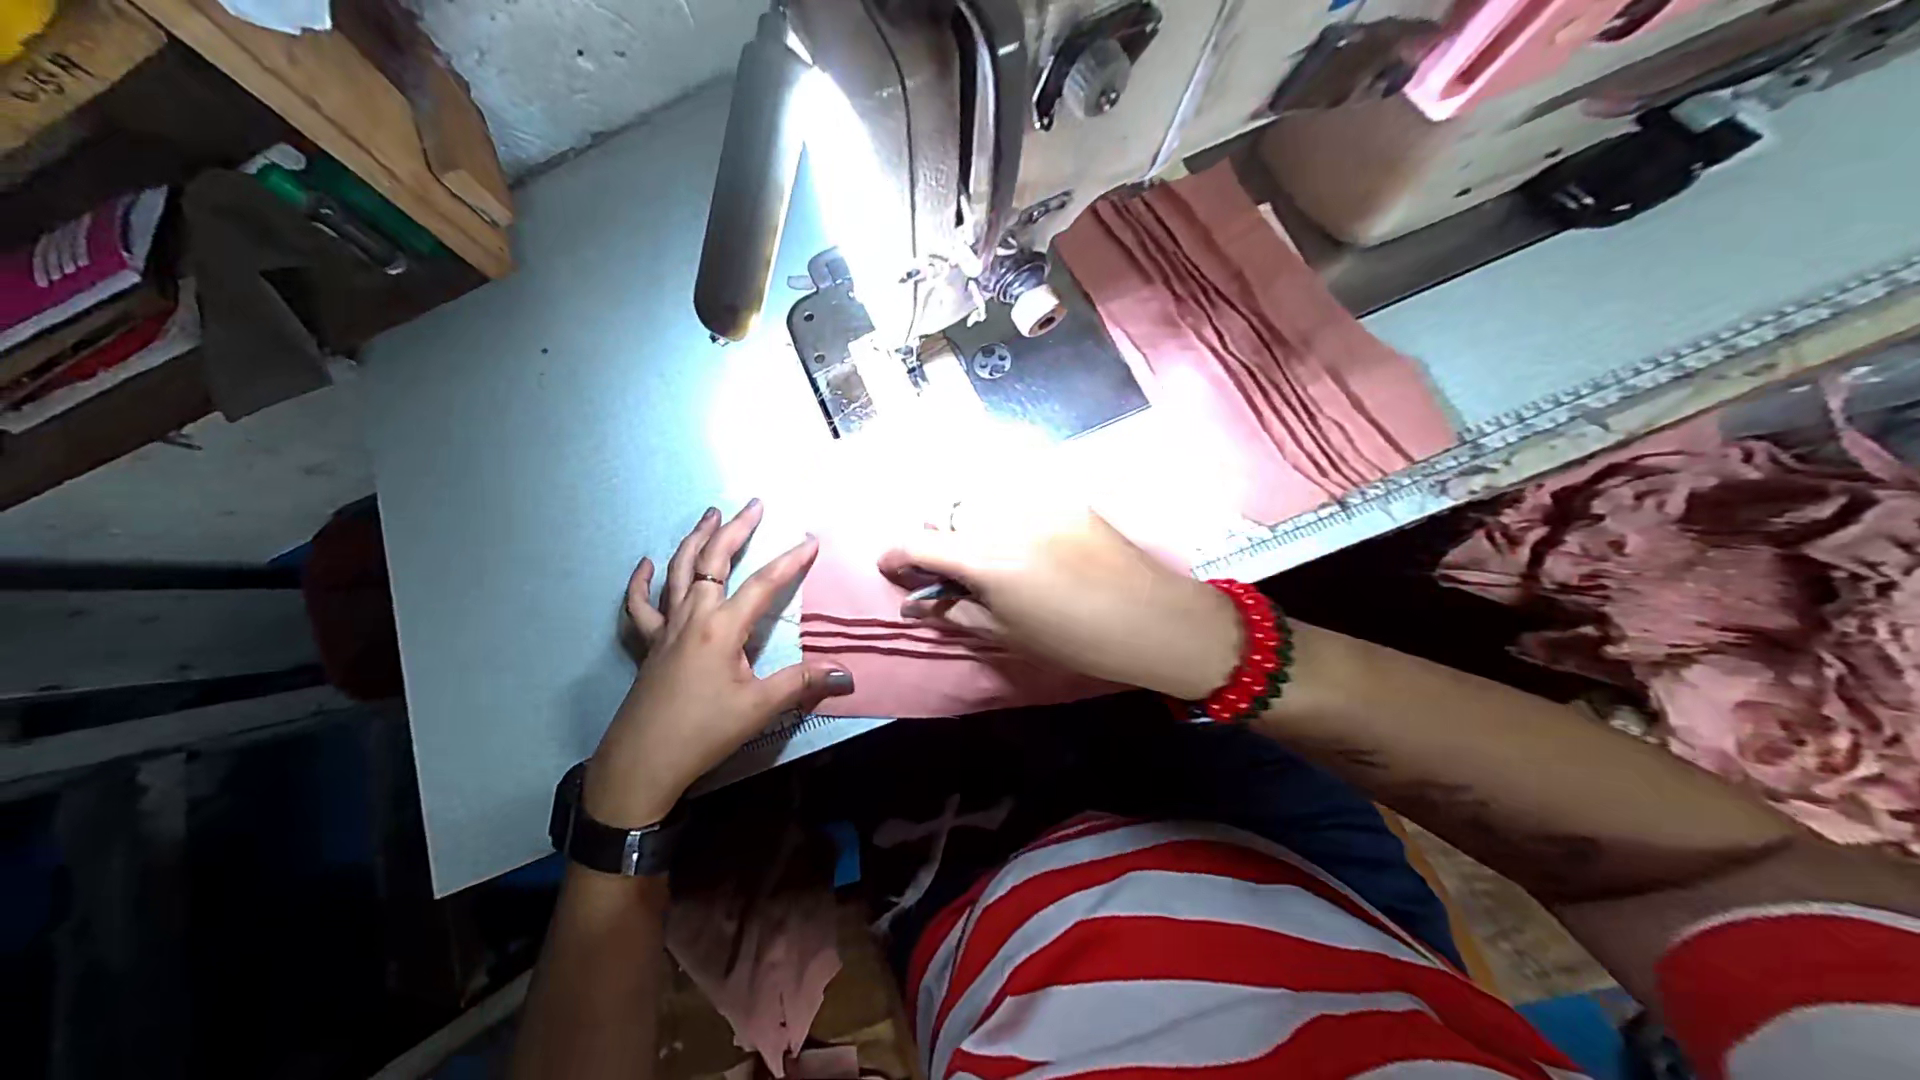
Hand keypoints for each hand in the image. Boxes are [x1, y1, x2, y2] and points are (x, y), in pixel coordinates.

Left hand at [585, 500, 854, 827]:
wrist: (641, 762)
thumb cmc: (703, 732)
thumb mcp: (759, 708)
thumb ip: (801, 684)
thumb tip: (847, 675)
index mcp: (721, 628)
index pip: (763, 584)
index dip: (790, 562)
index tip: (811, 541)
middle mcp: (692, 616)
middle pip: (713, 560)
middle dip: (736, 530)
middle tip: (753, 505)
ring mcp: (666, 627)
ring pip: (678, 571)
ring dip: (696, 539)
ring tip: (710, 515)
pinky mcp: (649, 643)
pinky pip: (641, 605)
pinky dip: (642, 581)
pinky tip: (647, 563)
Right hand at [878, 505, 1240, 699]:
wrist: (1150, 618)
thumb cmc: (1073, 638)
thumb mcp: (1005, 633)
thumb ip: (954, 611)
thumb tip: (917, 603)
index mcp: (985, 558)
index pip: (919, 544)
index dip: (896, 556)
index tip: (892, 567)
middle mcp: (1004, 518)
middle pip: (948, 515)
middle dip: (937, 539)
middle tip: (949, 567)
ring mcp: (1037, 501)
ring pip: (982, 499)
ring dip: (971, 521)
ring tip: (990, 551)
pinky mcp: (1065, 496)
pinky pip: (1020, 495)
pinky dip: (1007, 512)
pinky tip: (1027, 540)